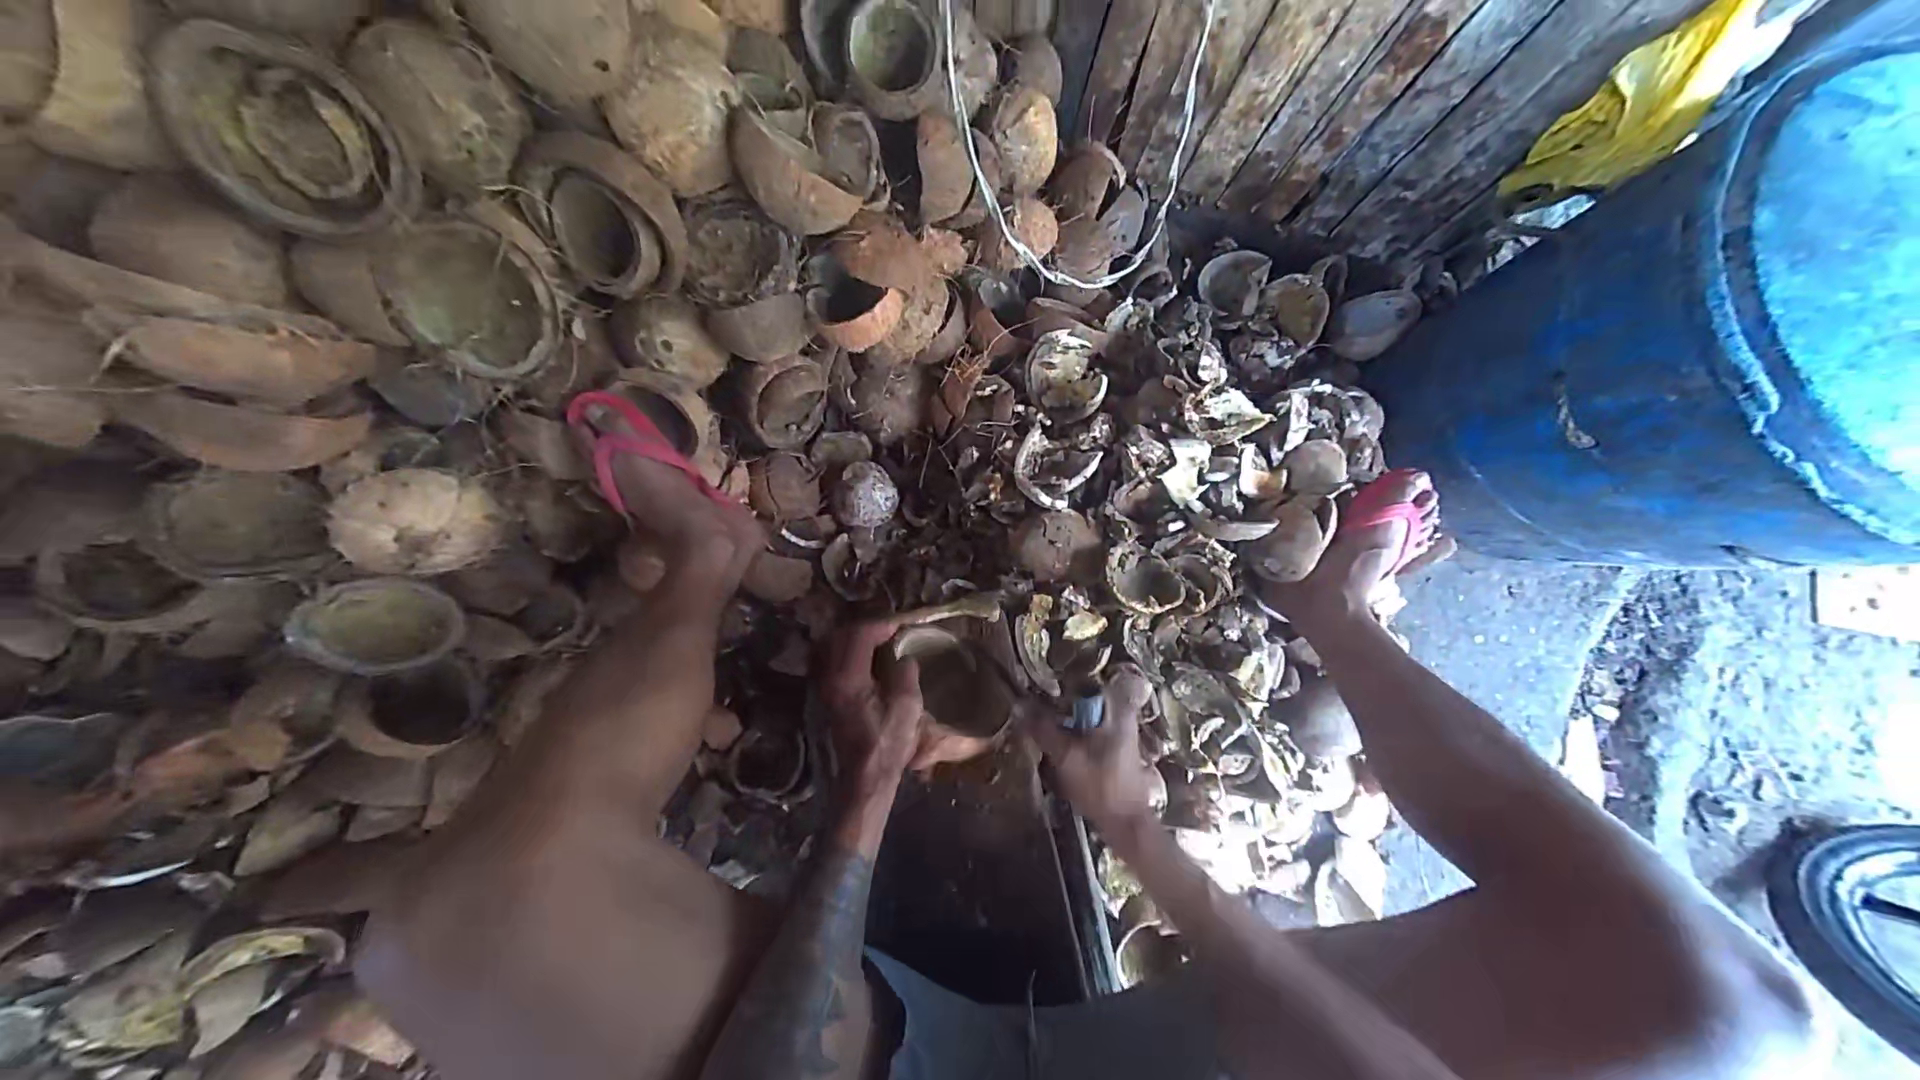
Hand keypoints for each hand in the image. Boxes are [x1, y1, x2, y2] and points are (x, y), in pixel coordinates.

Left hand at [819, 617, 922, 803]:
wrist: (859, 785)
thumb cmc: (886, 747)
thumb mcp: (907, 707)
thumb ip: (905, 673)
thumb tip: (902, 656)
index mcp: (846, 678)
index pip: (859, 634)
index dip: (881, 625)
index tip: (900, 625)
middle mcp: (824, 679)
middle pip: (838, 637)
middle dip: (865, 629)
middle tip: (888, 632)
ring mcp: (816, 690)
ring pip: (828, 649)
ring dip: (851, 641)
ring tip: (875, 645)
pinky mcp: (816, 702)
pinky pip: (825, 666)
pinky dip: (843, 656)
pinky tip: (862, 665)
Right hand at [1021, 667, 1159, 839]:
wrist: (1125, 824)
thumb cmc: (1100, 786)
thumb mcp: (1065, 756)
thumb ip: (1042, 728)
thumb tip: (1018, 705)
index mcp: (1115, 708)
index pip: (1083, 678)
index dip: (1057, 677)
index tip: (1034, 681)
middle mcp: (1121, 713)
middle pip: (1082, 695)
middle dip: (1057, 699)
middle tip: (1030, 703)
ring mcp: (1119, 730)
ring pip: (1083, 713)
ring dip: (1062, 717)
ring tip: (1036, 720)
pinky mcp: (1113, 746)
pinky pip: (1087, 727)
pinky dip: (1071, 730)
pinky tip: (1053, 740)